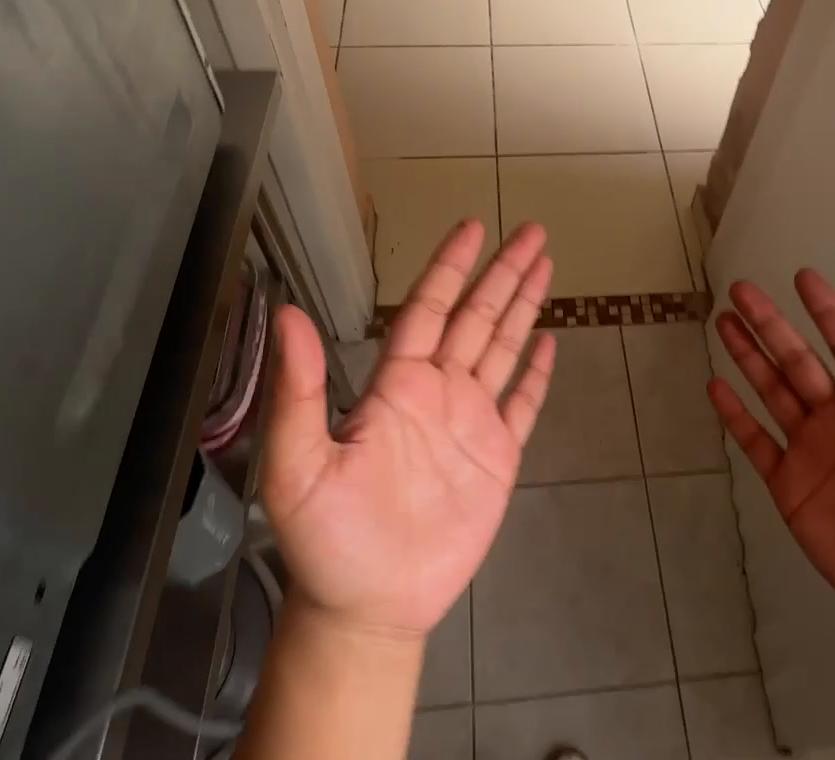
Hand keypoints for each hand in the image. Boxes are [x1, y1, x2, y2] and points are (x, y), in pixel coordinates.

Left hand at [262, 220, 555, 637]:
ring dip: (524, 308)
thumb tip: (286, 311)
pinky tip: (548, 343)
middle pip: (477, 318)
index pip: (428, 311)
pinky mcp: (496, 459)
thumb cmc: (329, 539)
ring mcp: (470, 424)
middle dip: (503, 273)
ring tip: (545, 267)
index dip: (450, 269)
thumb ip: (298, 390)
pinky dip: (536, 375)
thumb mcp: (297, 465)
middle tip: (533, 232)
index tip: (472, 229)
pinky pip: (522, 406)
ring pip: (503, 350)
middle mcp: (437, 392)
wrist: (370, 604)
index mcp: (396, 386)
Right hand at [707, 270, 834, 638]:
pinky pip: (757, 444)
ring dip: (748, 358)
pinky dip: (736, 416)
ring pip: (772, 394)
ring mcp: (812, 453)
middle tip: (741, 290)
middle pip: (799, 363)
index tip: (804, 277)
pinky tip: (717, 388)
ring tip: (723, 323)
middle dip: (771, 326)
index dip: (827, 314)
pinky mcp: (790, 488)